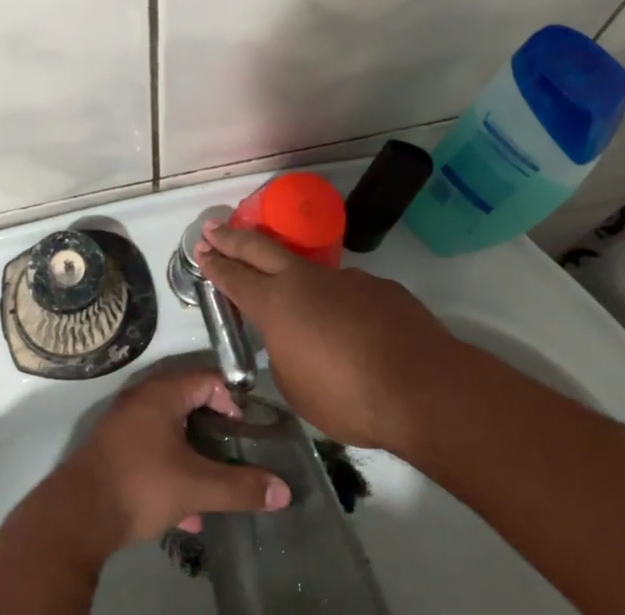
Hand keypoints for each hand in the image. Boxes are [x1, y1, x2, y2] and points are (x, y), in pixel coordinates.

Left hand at [55, 366, 290, 547]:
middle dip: (216, 430)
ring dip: (196, 457)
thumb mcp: (196, 487)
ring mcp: (125, 428)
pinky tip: (189, 514)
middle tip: (239, 453)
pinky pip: (155, 456)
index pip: (207, 378)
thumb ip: (241, 487)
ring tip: (220, 485)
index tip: (249, 430)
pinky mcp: (116, 455)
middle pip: (190, 404)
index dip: (233, 400)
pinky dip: (174, 474)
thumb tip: (283, 491)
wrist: (78, 516)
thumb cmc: (140, 484)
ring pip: (172, 434)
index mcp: (161, 395)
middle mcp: (141, 402)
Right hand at [196, 221, 459, 451]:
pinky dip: (342, 305)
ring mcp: (347, 279)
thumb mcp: (296, 388)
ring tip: (299, 305)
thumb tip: (293, 344)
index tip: (201, 250)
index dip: (215, 264)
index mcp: (275, 305)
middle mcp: (306, 281)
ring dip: (295, 279)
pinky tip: (354, 331)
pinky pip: (351, 293)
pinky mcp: (382, 288)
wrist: (423, 388)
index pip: (235, 277)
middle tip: (214, 228)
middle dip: (233, 238)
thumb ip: (286, 356)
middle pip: (260, 248)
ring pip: (311, 273)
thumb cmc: (347, 397)